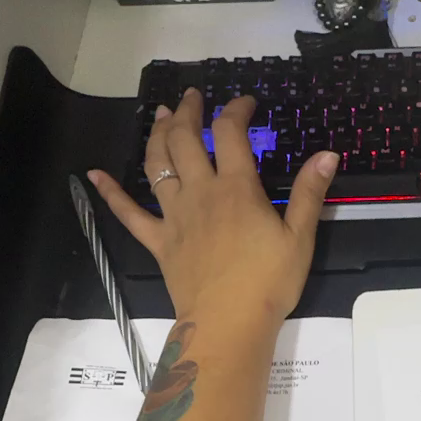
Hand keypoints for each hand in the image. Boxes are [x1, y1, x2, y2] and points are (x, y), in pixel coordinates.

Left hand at [88, 89, 338, 335]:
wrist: (230, 323)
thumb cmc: (270, 283)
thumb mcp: (300, 237)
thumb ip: (309, 193)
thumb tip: (327, 154)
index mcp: (237, 189)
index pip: (231, 134)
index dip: (235, 110)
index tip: (245, 102)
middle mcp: (201, 193)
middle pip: (185, 140)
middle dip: (187, 112)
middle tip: (191, 97)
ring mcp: (175, 216)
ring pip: (157, 165)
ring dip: (156, 135)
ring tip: (159, 116)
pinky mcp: (160, 242)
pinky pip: (129, 214)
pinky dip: (111, 193)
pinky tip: (93, 175)